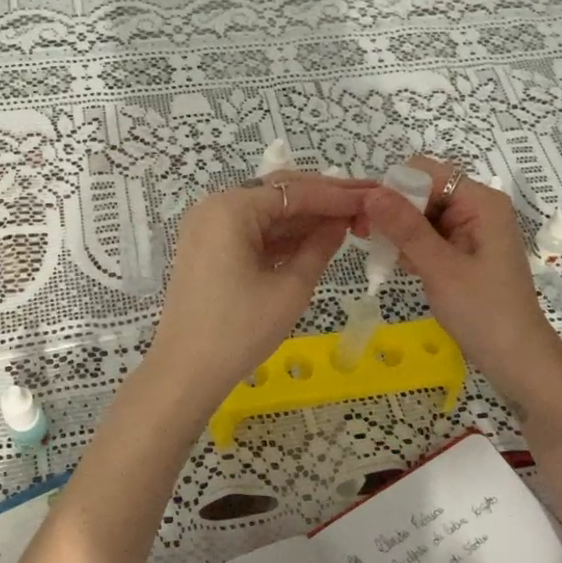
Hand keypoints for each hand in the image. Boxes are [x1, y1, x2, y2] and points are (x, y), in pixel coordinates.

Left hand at [152, 174, 369, 401]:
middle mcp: (214, 207)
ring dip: (305, 219)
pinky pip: (251, 232)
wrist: (186, 371)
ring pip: (266, 214)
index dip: (338, 195)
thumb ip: (320, 248)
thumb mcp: (290, 289)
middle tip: (366, 204)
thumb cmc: (240, 330)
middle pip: (278, 194)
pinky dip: (282, 237)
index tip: (374, 196)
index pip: (294, 191)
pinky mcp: (207, 249)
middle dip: (323, 201)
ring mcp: (207, 228)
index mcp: (231, 208)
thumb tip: (341, 223)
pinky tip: (316, 241)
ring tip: (350, 223)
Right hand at [361, 157, 561, 398]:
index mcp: (481, 202)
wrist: (515, 358)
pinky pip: (429, 236)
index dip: (394, 187)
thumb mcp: (440, 268)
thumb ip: (406, 228)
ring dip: (399, 232)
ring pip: (422, 215)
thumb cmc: (483, 312)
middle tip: (366, 240)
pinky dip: (411, 247)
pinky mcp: (464, 251)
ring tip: (383, 258)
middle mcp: (477, 208)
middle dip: (394, 211)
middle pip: (423, 190)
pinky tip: (399, 266)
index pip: (426, 171)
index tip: (365, 216)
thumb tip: (371, 193)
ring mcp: (471, 230)